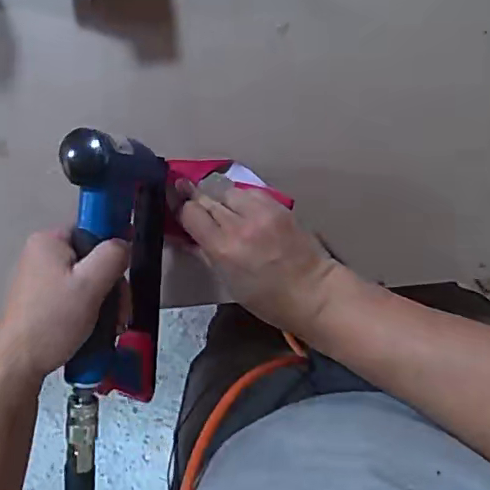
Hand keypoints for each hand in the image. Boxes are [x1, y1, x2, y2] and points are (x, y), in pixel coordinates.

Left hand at [0, 228, 130, 379]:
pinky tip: (96, 331)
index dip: (112, 249)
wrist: (17, 365)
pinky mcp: (41, 302)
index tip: (125, 271)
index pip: (92, 230)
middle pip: (92, 259)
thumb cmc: (52, 320)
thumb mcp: (90, 284)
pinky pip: (75, 297)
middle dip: (111, 286)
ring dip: (104, 303)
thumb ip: (112, 256)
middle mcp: (41, 255)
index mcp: (49, 241)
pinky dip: (89, 312)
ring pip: (87, 282)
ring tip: (110, 327)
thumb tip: (123, 242)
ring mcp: (40, 280)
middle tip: (119, 311)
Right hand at [175, 179, 340, 333]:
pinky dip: (242, 199)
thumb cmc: (266, 298)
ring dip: (220, 198)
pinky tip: (244, 209)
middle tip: (185, 194)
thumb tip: (185, 234)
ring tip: (222, 209)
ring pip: (227, 190)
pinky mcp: (278, 206)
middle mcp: (240, 224)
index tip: (175, 204)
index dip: (180, 207)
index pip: (190, 212)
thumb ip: (204, 252)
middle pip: (206, 197)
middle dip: (195, 198)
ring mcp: (261, 212)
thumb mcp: (227, 281)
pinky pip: (250, 193)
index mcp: (224, 248)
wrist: (314, 292)